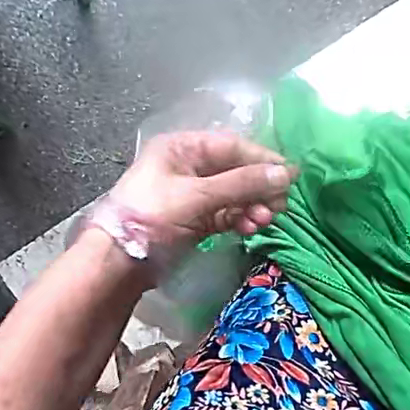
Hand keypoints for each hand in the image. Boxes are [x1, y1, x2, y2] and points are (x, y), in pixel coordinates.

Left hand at [105, 131, 295, 250]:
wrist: (119, 262)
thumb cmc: (152, 217)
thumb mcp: (196, 196)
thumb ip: (241, 184)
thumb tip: (285, 174)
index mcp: (182, 148)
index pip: (232, 147)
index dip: (262, 160)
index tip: (290, 176)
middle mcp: (189, 166)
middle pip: (236, 171)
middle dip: (259, 188)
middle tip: (280, 205)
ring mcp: (193, 194)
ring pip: (234, 194)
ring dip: (253, 206)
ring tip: (266, 220)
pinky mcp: (196, 219)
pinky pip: (227, 213)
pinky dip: (241, 219)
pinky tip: (252, 228)